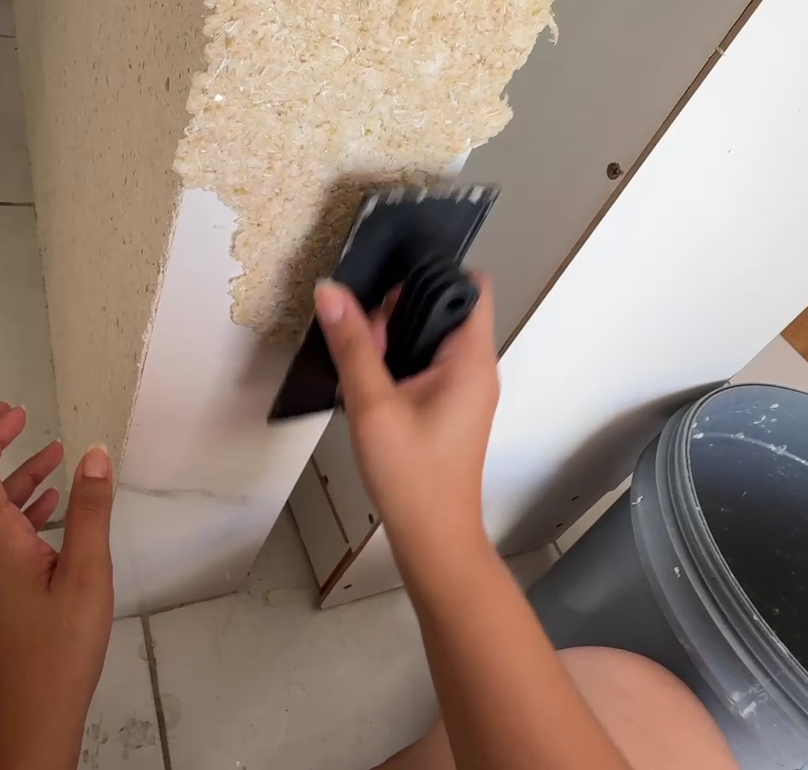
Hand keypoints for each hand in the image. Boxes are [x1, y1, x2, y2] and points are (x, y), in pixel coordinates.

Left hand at [0, 402, 115, 769]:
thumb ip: (90, 511)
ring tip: (53, 455)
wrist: (29, 723)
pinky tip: (52, 507)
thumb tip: (92, 452)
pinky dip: (18, 507)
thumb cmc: (59, 650)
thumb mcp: (87, 575)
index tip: (15, 411)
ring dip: (10, 475)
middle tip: (16, 418)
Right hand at [313, 277, 500, 571]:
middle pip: (445, 307)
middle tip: (366, 333)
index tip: (391, 276)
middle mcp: (476, 366)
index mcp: (471, 358)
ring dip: (396, 337)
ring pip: (431, 336)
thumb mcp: (372, 403)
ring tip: (364, 358)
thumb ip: (352, 344)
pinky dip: (401, 360)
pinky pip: (428, 363)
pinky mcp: (451, 405)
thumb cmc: (411, 473)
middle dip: (402, 308)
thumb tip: (331, 291)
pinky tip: (370, 380)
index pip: (471, 286)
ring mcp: (465, 388)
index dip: (435, 270)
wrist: (432, 537)